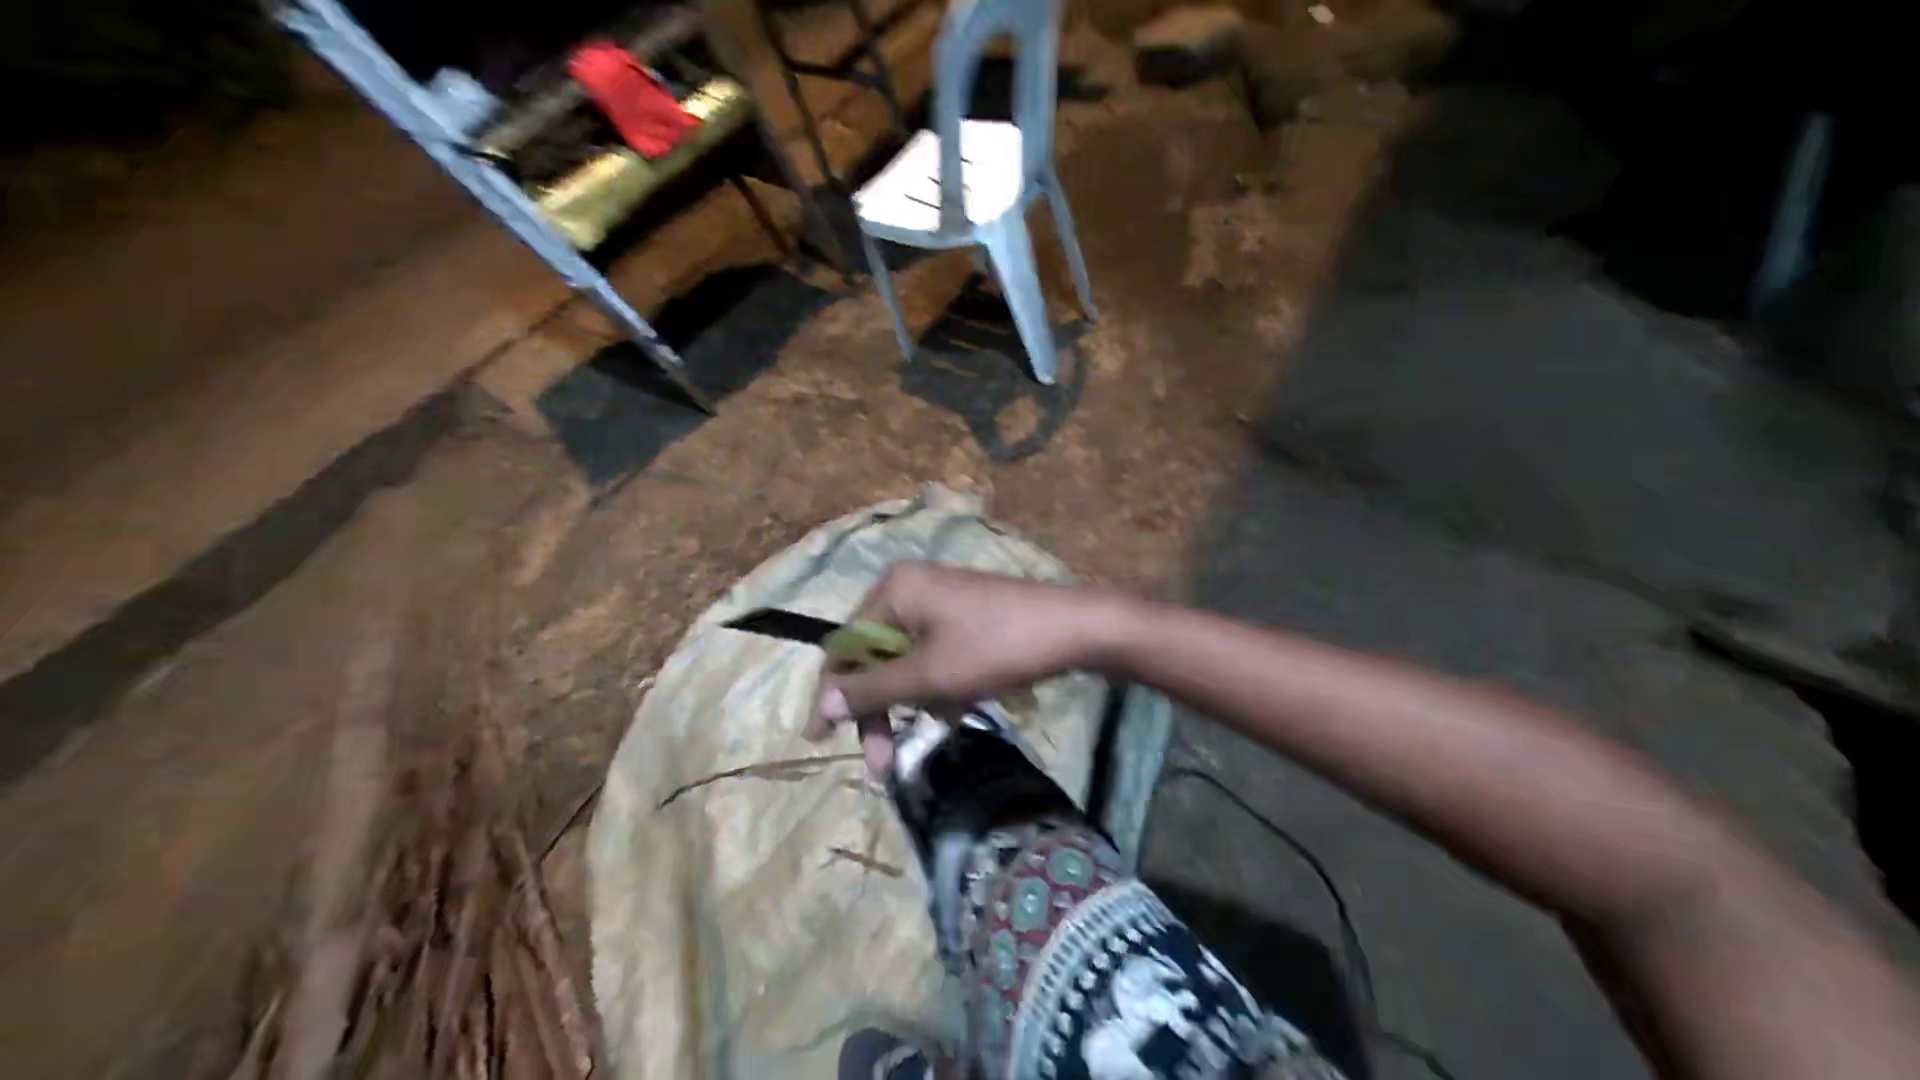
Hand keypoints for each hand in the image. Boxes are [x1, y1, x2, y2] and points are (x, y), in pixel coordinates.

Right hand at [806, 563, 1129, 772]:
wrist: (1076, 628)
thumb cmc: (996, 647)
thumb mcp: (930, 676)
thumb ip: (872, 690)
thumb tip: (822, 705)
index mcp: (893, 591)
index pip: (845, 646)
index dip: (834, 694)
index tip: (821, 740)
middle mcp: (910, 589)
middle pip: (875, 657)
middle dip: (879, 710)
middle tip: (884, 764)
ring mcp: (940, 601)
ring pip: (906, 662)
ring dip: (912, 703)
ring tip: (932, 734)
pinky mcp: (964, 617)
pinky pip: (934, 656)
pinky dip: (938, 686)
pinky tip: (957, 711)